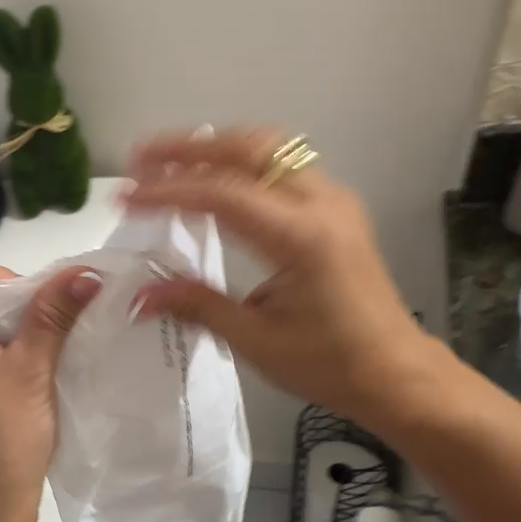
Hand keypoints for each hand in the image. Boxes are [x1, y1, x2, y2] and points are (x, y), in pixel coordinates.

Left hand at [0, 258, 100, 521]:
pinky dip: (15, 346)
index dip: (15, 282)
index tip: (45, 312)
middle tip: (53, 332)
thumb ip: (54, 314)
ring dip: (22, 327)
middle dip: (21, 305)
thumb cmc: (8, 436)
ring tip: (47, 350)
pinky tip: (37, 364)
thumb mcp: (32, 369)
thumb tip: (86, 271)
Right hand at [125, 129, 451, 429]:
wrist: (394, 372)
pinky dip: (243, 163)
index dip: (169, 192)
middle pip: (249, 150)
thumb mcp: (255, 340)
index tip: (126, 199)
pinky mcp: (336, 210)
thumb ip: (197, 306)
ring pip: (270, 149)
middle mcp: (322, 204)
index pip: (223, 194)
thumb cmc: (328, 364)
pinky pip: (285, 166)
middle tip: (141, 158)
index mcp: (301, 237)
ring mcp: (334, 201)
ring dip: (217, 148)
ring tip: (170, 161)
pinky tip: (214, 181)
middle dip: (189, 149)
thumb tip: (140, 296)